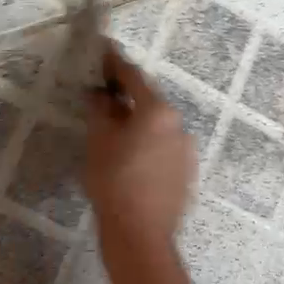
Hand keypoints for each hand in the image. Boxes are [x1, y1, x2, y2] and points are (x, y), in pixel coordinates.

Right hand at [83, 43, 195, 282]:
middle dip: (124, 96)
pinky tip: (127, 158)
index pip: (133, 76)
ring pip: (155, 126)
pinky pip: (162, 147)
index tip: (103, 49)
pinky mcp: (185, 173)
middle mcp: (178, 124)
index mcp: (157, 111)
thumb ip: (99, 109)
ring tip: (111, 132)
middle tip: (100, 94)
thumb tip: (99, 92)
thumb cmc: (113, 180)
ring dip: (135, 122)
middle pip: (147, 101)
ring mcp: (186, 150)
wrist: (140, 234)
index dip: (114, 63)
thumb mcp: (98, 140)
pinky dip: (145, 143)